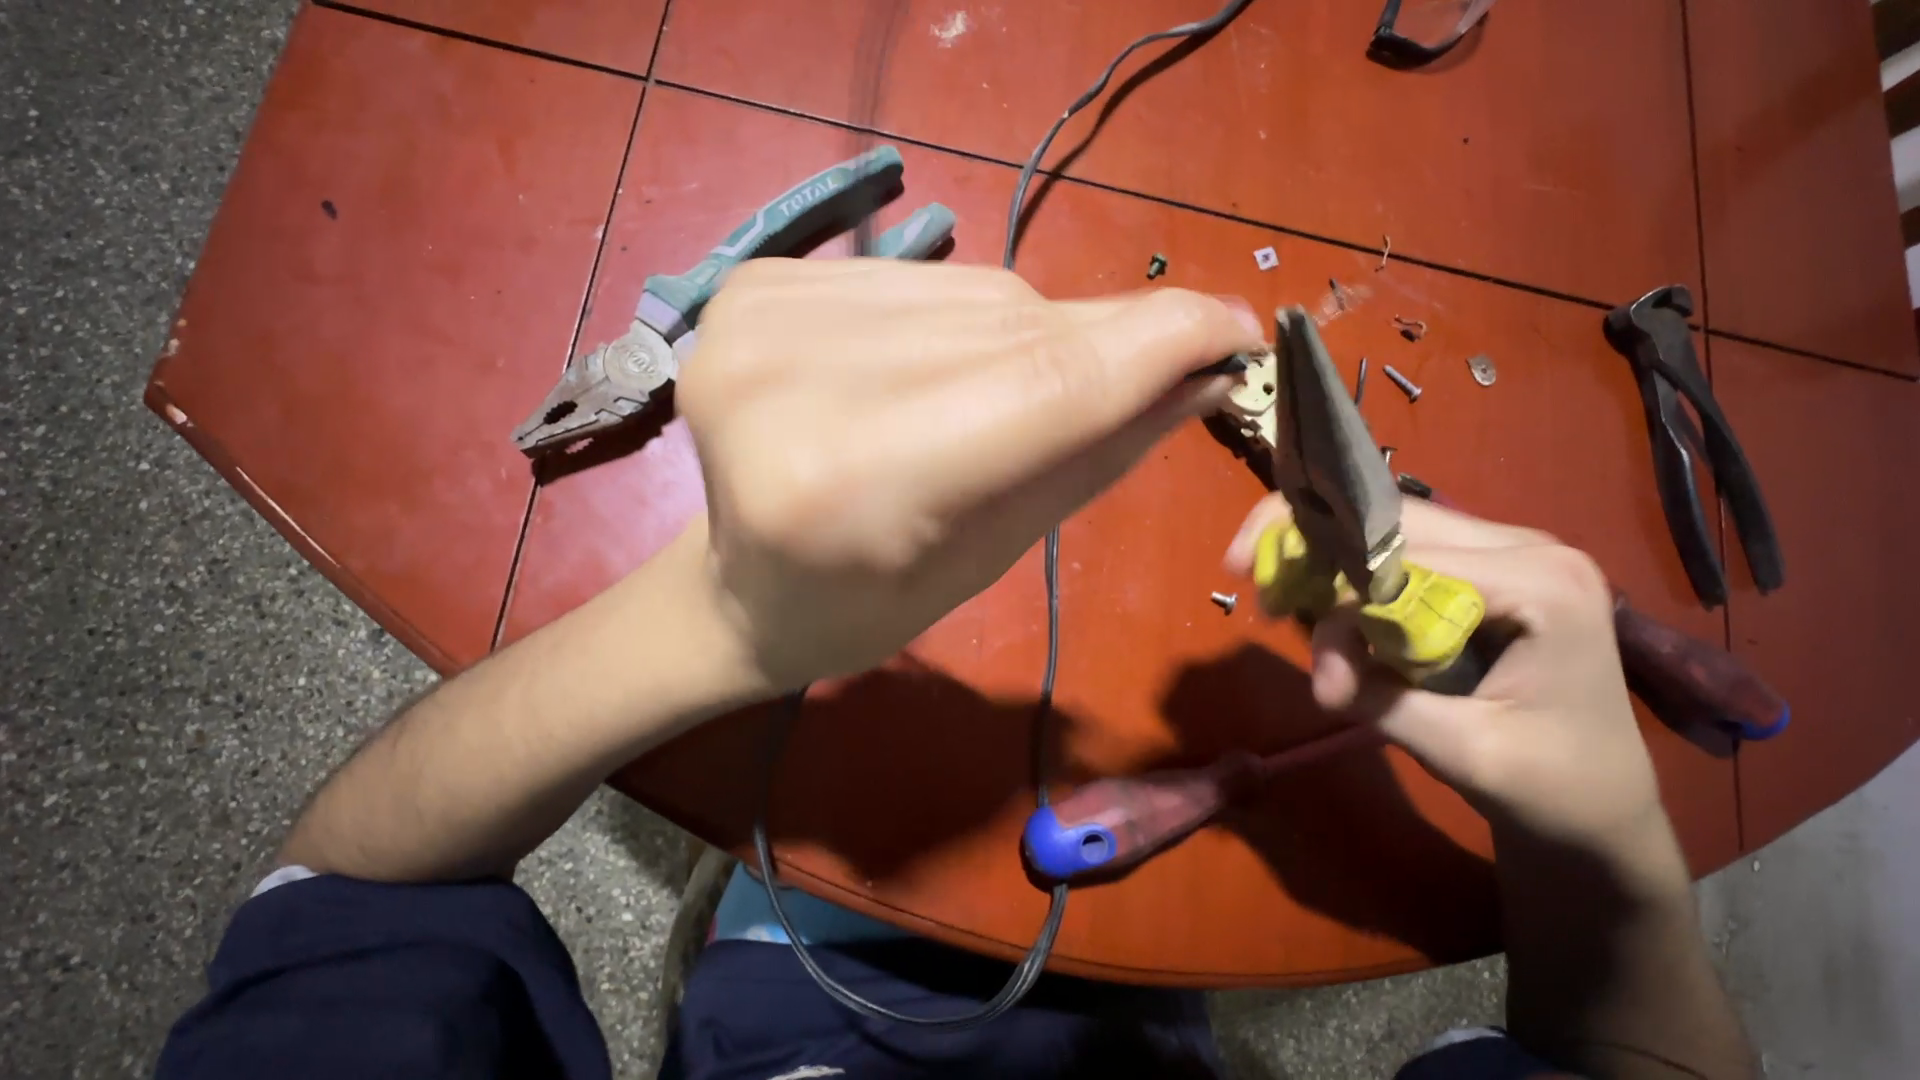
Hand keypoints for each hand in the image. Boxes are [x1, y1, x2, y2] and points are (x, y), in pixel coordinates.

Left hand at [678, 258, 1261, 691]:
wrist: (735, 582)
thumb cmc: (862, 605)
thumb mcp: (987, 558)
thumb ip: (1090, 458)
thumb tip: (1198, 373)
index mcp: (850, 481)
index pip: (1046, 384)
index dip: (1158, 346)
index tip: (1238, 330)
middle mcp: (796, 378)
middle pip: (1015, 332)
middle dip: (1104, 348)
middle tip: (1151, 375)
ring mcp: (763, 317)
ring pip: (974, 293)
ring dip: (1028, 338)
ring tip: (1003, 405)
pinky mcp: (753, 285)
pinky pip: (919, 281)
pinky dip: (958, 321)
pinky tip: (931, 376)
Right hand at [1225, 497, 1669, 858]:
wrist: (1600, 806)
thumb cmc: (1553, 786)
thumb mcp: (1464, 752)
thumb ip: (1385, 701)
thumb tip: (1315, 678)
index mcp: (1542, 583)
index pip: (1413, 558)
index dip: (1338, 587)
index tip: (1274, 618)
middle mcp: (1526, 546)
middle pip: (1393, 519)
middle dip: (1313, 542)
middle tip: (1243, 570)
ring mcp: (1505, 552)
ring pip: (1388, 530)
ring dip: (1324, 558)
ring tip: (1276, 598)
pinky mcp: (1482, 570)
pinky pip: (1399, 554)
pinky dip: (1347, 576)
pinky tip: (1315, 603)